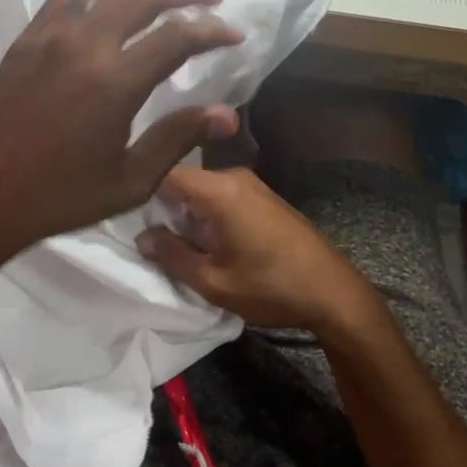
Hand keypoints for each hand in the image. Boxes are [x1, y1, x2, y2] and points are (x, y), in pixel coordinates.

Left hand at [0, 0, 244, 299]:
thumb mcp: (129, 181)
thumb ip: (177, 138)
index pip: (178, 36)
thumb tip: (226, 114)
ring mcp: (50, 37)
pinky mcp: (24, 41)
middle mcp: (85, 45)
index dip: (212, 29)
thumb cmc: (58, 198)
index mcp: (116, 81)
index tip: (235, 33)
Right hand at [138, 165, 380, 335]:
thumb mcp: (214, 282)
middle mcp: (235, 176)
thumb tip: (142, 238)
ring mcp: (254, 185)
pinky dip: (210, 216)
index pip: (166, 173)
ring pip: (205, 191)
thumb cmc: (271, 286)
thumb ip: (173, 256)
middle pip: (185, 181)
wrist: (334, 293)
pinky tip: (212, 245)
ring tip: (182, 247)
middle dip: (167, 209)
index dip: (143, 194)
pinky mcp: (266, 198)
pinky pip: (224, 197)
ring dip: (191, 215)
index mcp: (220, 189)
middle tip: (155, 240)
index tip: (131, 218)